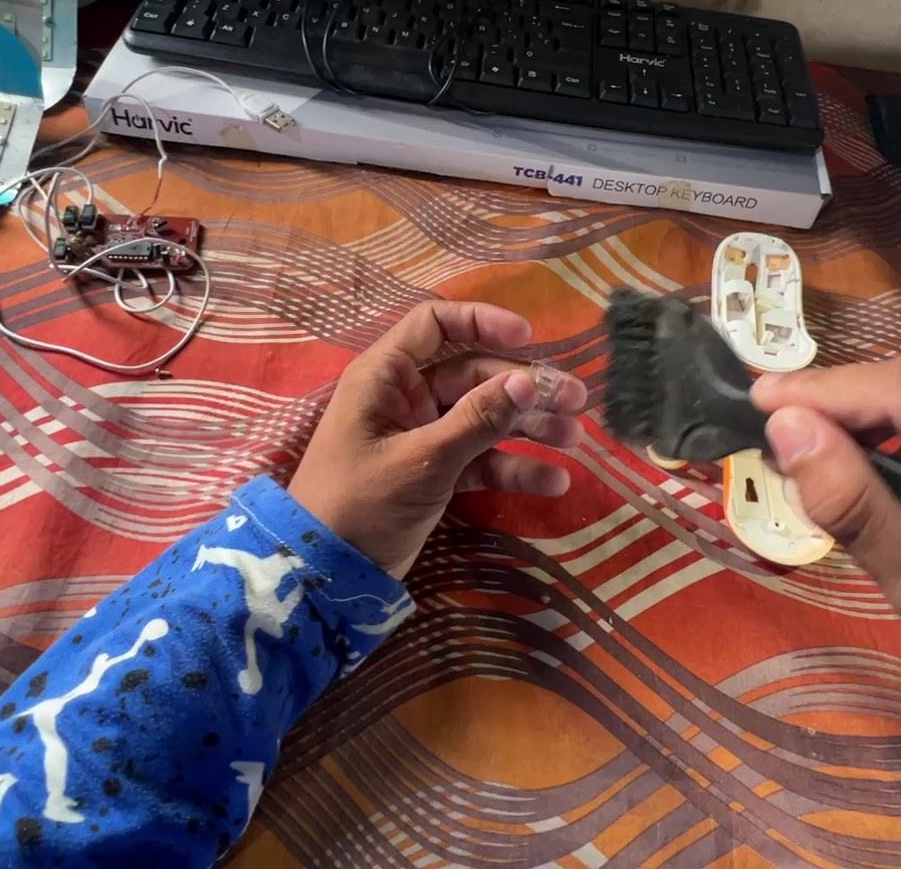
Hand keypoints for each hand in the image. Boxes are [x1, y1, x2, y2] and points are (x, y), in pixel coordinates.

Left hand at [290, 301, 587, 577]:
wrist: (325, 579)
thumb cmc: (362, 505)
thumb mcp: (423, 460)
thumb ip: (477, 419)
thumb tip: (528, 380)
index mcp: (386, 376)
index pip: (435, 324)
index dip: (482, 322)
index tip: (528, 337)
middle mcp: (405, 396)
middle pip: (473, 373)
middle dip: (524, 386)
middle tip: (575, 401)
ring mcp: (421, 435)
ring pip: (483, 416)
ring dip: (527, 425)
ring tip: (574, 438)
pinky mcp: (433, 472)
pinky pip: (480, 458)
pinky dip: (512, 467)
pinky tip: (552, 481)